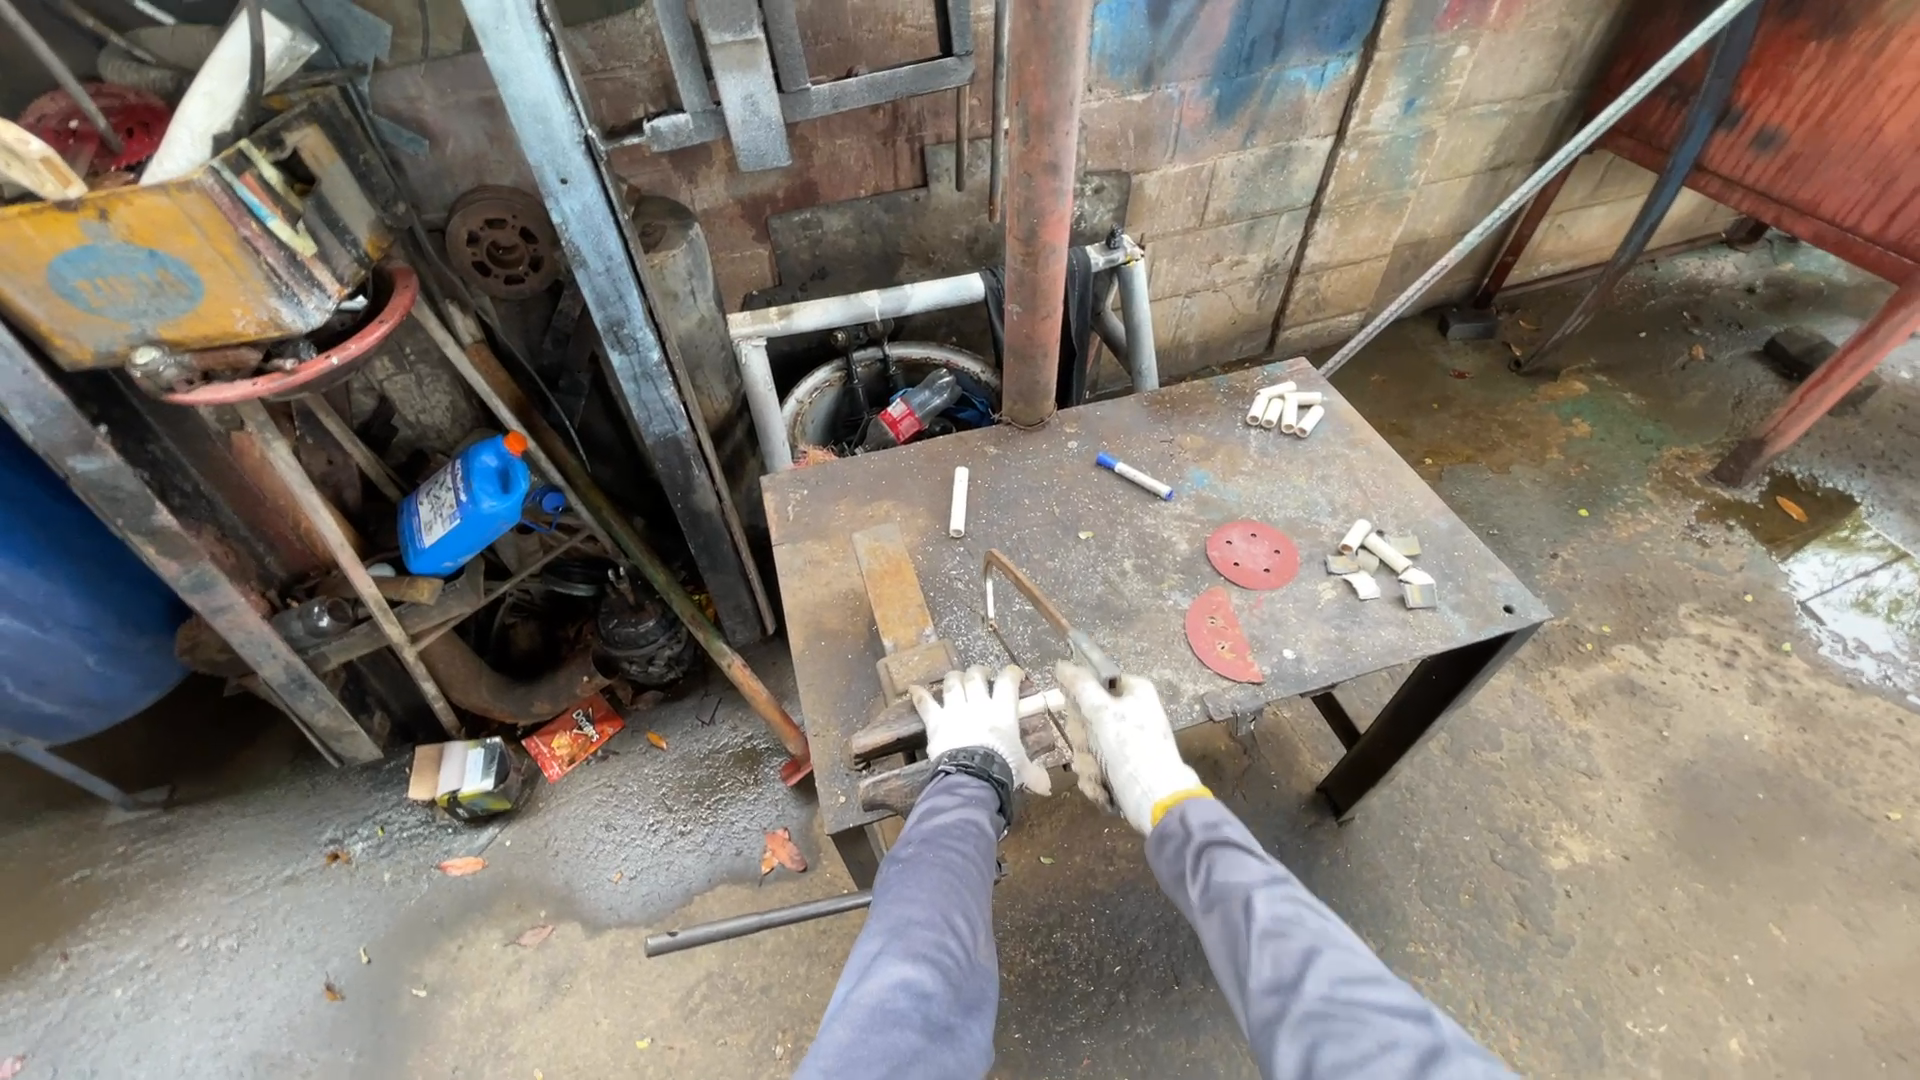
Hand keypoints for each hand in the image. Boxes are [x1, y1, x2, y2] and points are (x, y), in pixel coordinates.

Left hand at [911, 665, 1052, 795]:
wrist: (973, 775)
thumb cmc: (1002, 769)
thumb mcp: (1021, 770)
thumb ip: (1034, 774)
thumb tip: (1047, 787)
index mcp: (1003, 712)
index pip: (1008, 682)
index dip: (1011, 673)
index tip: (1014, 673)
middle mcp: (978, 704)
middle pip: (976, 677)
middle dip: (978, 672)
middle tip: (980, 675)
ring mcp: (955, 710)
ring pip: (952, 684)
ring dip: (953, 679)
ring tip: (955, 678)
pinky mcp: (936, 722)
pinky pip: (925, 704)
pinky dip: (919, 696)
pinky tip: (914, 689)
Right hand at [1054, 662, 1207, 833]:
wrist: (1156, 801)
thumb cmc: (1132, 749)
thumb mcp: (1103, 712)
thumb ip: (1080, 686)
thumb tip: (1062, 665)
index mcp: (1135, 693)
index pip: (1097, 683)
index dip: (1083, 697)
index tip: (1078, 710)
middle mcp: (1131, 715)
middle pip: (1086, 717)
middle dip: (1083, 738)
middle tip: (1090, 745)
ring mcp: (1126, 744)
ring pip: (1087, 745)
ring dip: (1088, 762)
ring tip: (1100, 772)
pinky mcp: (1120, 769)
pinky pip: (1093, 767)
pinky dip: (1095, 779)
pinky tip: (1103, 787)